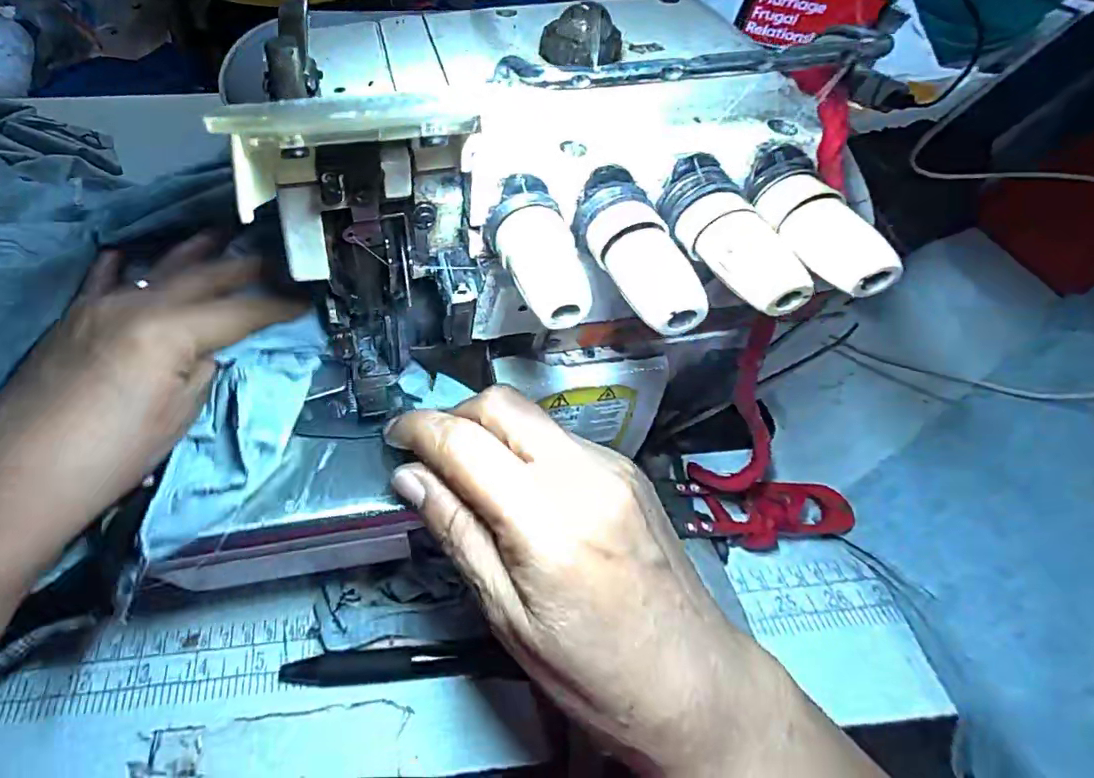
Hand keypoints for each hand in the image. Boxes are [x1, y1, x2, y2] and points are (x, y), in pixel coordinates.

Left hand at [0, 235, 303, 584]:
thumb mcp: (174, 421)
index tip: (303, 297)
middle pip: (204, 276)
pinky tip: (132, 253)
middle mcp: (139, 303)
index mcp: (171, 330)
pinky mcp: (74, 314)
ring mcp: (101, 303)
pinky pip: (105, 277)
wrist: (18, 477)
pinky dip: (127, 265)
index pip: (239, 311)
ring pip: (159, 267)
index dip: (276, 305)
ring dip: (194, 252)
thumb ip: (199, 373)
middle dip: (245, 267)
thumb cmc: (107, 461)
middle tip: (276, 258)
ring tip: (221, 233)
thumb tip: (206, 350)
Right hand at [385, 388, 878, 777]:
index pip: (463, 442)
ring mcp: (611, 466)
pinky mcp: (626, 468)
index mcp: (548, 522)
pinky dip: (519, 442)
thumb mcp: (506, 615)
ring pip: (525, 411)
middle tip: (428, 453)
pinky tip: (515, 483)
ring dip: (484, 426)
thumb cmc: (594, 672)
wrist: (700, 688)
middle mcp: (583, 476)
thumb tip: (408, 476)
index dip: (417, 429)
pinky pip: (554, 433)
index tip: (393, 438)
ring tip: (467, 469)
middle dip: (451, 416)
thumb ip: (455, 531)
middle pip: (496, 403)